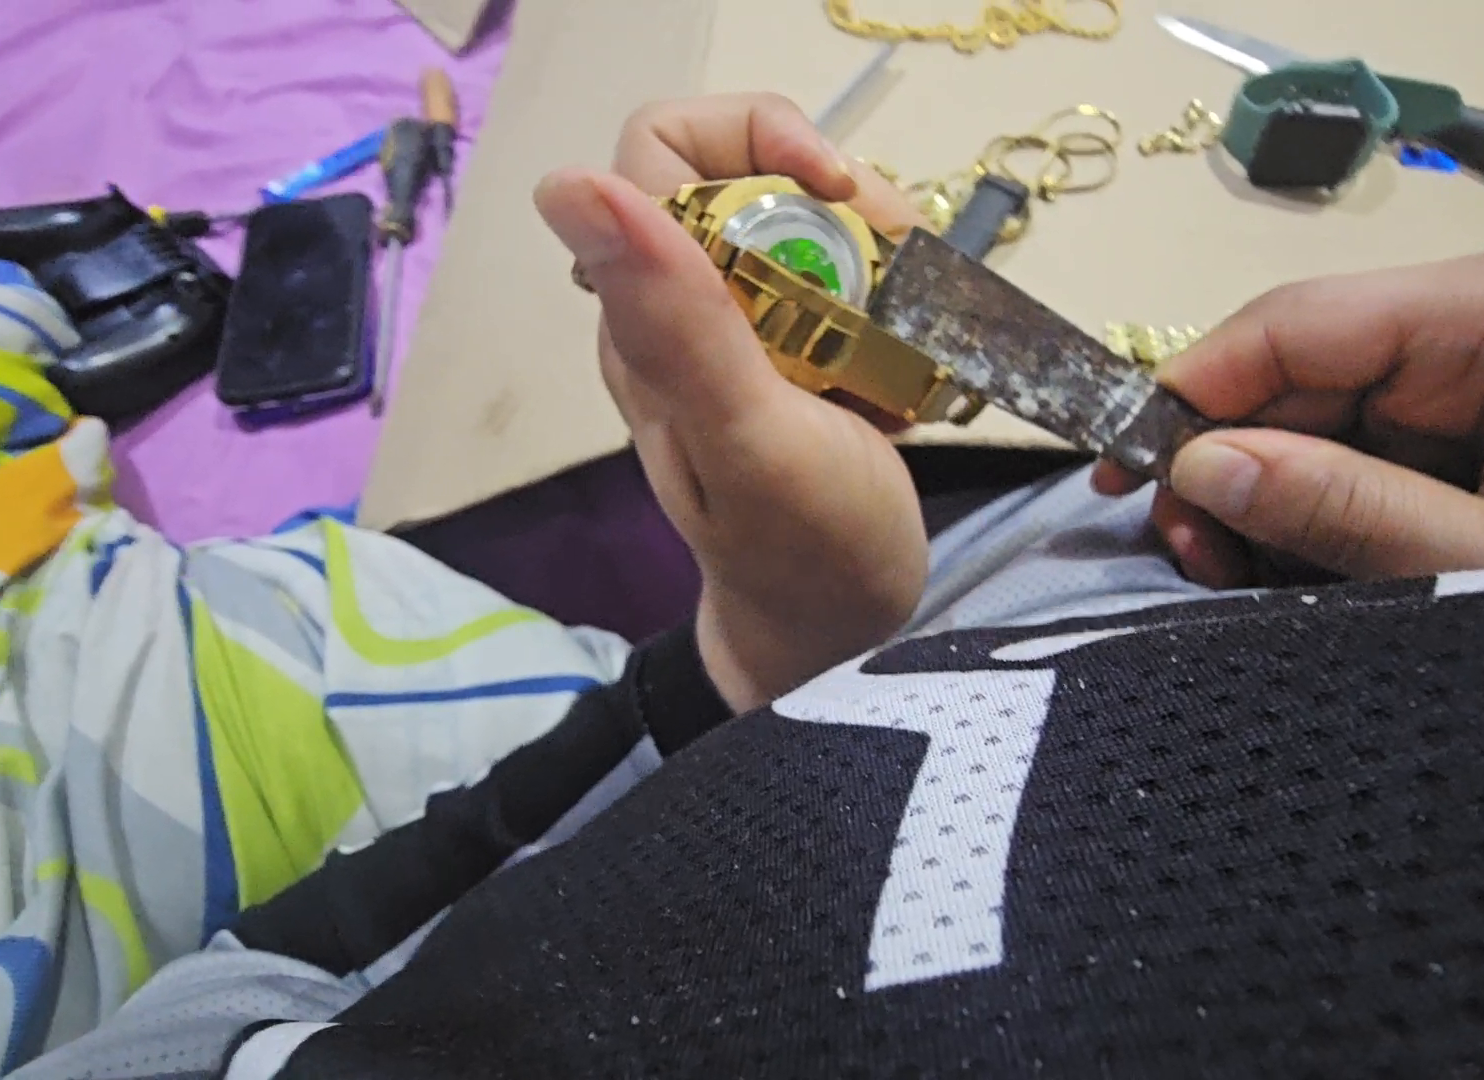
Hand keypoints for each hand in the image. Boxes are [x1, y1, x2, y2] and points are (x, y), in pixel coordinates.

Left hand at [534, 94, 929, 711]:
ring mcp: (739, 335)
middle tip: (899, 263)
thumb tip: (572, 187)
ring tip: (912, 328)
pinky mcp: (791, 356)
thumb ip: (678, 331)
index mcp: (648, 323)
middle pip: (747, 176)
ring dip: (874, 249)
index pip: (661, 157)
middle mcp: (680, 315)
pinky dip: (888, 294)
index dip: (748, 140)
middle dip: (836, 198)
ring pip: (803, 222)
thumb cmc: (806, 552)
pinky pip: (839, 278)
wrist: (841, 622)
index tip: (836, 193)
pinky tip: (904, 363)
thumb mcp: (752, 444)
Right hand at [1097, 229, 1483, 586]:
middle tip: (1191, 555)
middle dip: (1224, 467)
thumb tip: (1200, 465)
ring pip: (1308, 421)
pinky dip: (1301, 514)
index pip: (1297, 322)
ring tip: (1237, 573)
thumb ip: (1350, 513)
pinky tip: (1290, 564)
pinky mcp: (1480, 417)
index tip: (1118, 467)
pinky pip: (1349, 454)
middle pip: (1292, 376)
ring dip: (1254, 500)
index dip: (1186, 390)